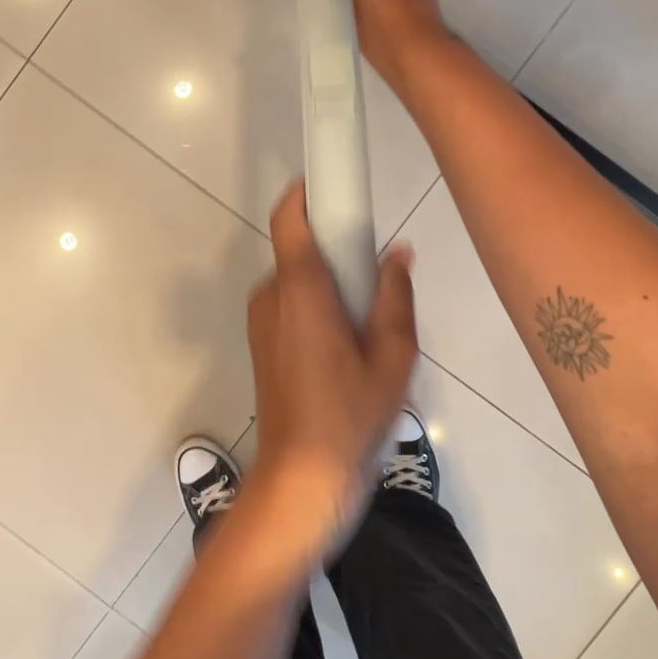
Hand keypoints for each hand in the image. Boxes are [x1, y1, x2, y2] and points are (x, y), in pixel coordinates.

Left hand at [245, 182, 419, 549]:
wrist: (300, 477)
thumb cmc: (351, 416)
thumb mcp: (393, 358)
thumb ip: (394, 296)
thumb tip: (396, 251)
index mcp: (301, 291)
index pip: (290, 219)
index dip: (307, 192)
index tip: (336, 181)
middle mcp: (271, 296)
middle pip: (301, 249)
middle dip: (337, 250)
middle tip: (377, 280)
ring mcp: (261, 320)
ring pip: (299, 280)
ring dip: (330, 284)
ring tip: (368, 329)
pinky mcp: (261, 341)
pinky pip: (291, 304)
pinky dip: (318, 307)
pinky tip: (347, 348)